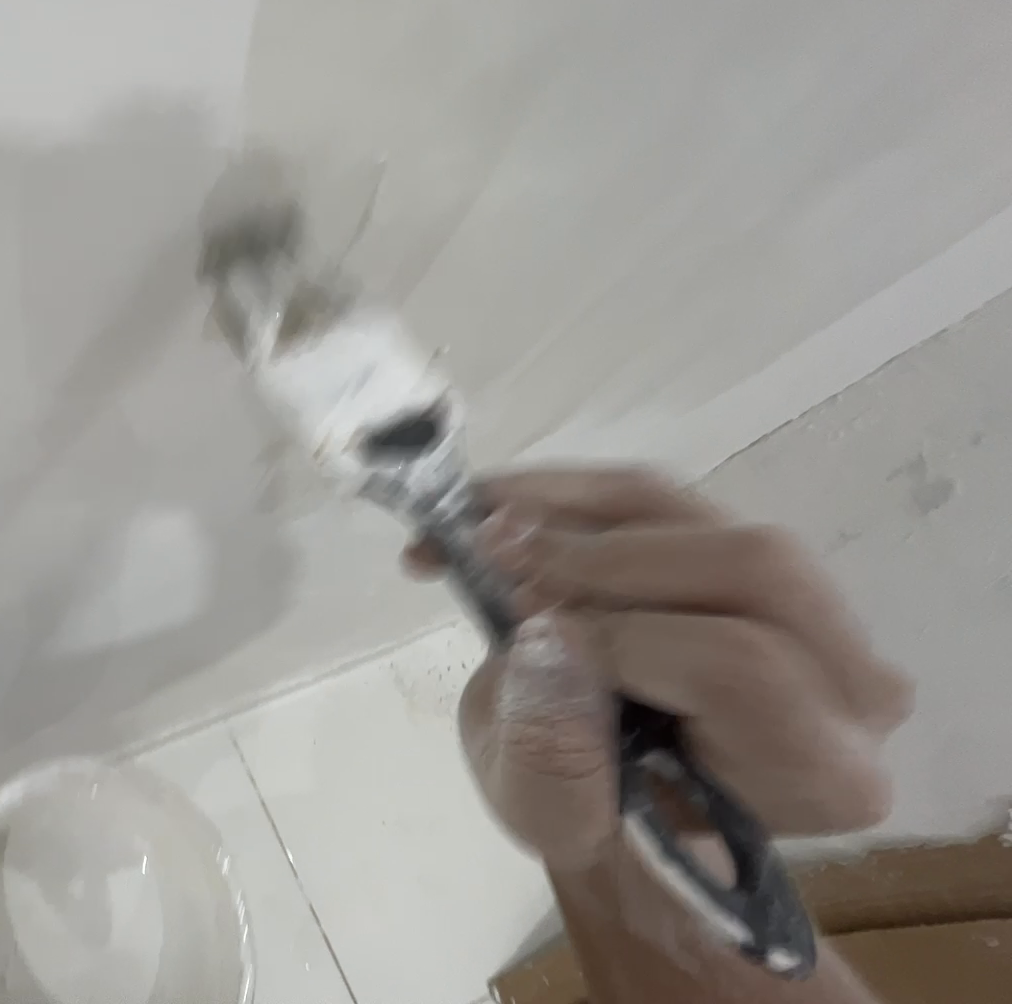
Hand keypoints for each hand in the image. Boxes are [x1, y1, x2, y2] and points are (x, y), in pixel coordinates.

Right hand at [404, 468, 913, 870]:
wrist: (596, 790)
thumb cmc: (585, 816)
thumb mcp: (546, 812)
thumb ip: (549, 748)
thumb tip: (544, 639)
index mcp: (814, 765)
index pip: (740, 665)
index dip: (617, 639)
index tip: (518, 634)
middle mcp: (840, 675)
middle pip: (748, 562)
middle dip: (591, 553)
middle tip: (486, 554)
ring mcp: (791, 600)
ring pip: (682, 510)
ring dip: (555, 505)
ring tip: (467, 526)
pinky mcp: (724, 552)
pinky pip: (642, 494)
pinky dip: (548, 493)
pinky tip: (485, 509)